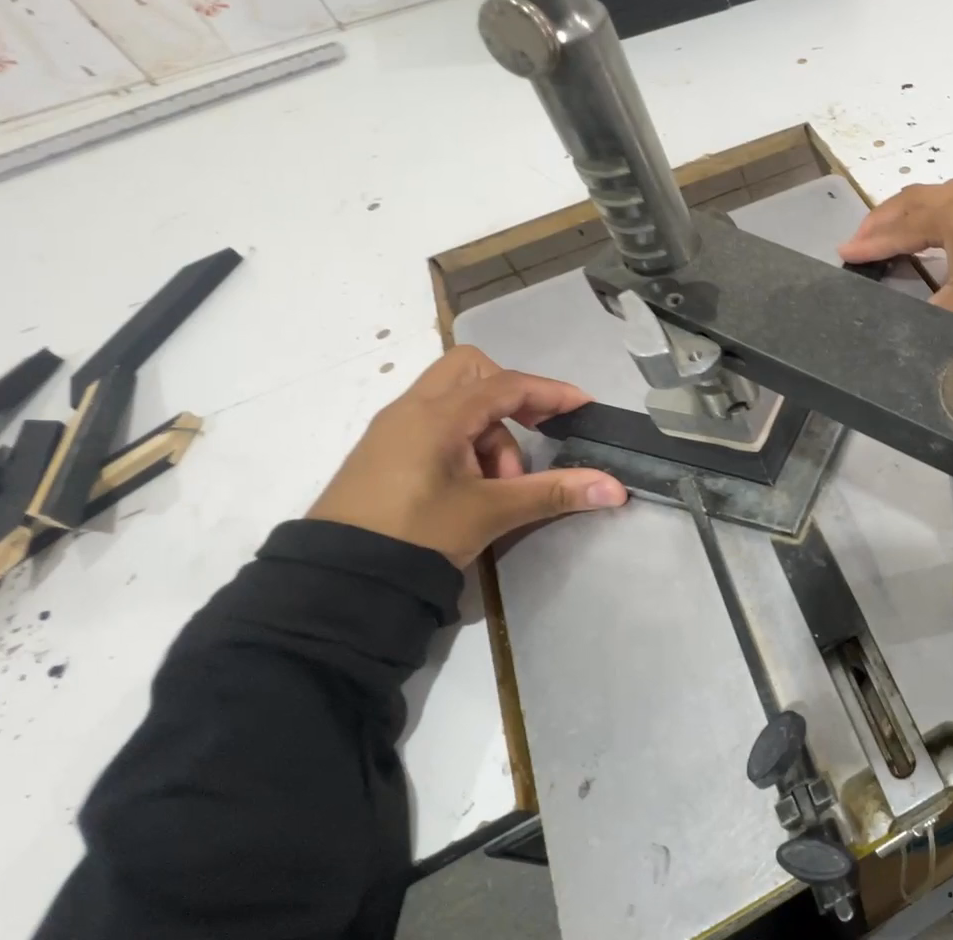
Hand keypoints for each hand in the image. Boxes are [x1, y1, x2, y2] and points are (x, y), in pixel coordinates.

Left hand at [307, 346, 627, 566]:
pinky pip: (437, 425)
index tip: (584, 408)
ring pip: (457, 402)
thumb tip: (616, 488)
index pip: (507, 385)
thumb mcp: (492, 512)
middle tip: (533, 434)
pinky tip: (472, 487)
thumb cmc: (416, 533)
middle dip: (512, 398)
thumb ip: (554, 493)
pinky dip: (465, 444)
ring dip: (490, 433)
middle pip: (473, 371)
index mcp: (437, 415)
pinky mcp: (386, 452)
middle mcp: (412, 409)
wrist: (336, 580)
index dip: (551, 392)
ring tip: (499, 486)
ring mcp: (394, 429)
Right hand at [838, 181, 952, 322]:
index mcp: (952, 214)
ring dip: (909, 214)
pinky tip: (932, 234)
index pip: (899, 228)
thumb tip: (904, 317)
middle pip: (913, 201)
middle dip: (883, 219)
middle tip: (861, 239)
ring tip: (890, 234)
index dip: (870, 242)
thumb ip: (925, 309)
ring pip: (937, 198)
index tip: (844, 253)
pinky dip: (934, 216)